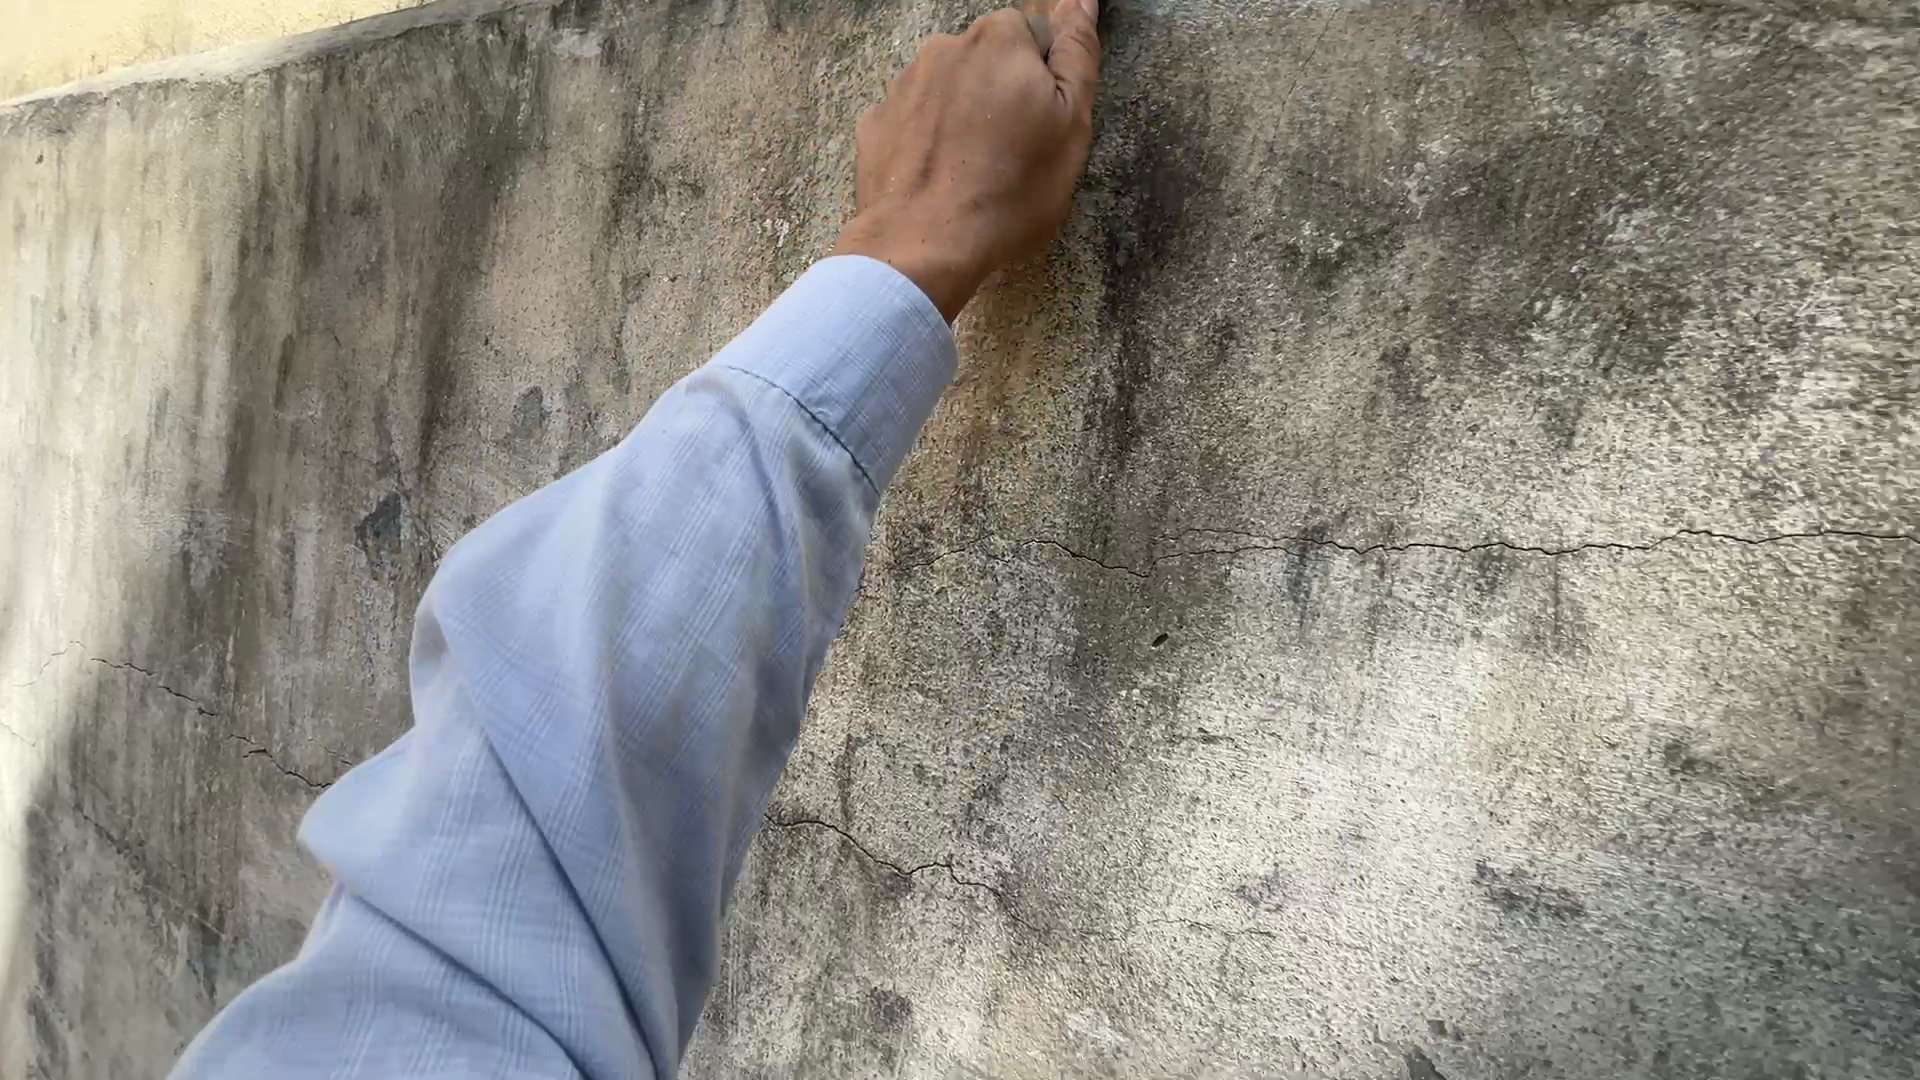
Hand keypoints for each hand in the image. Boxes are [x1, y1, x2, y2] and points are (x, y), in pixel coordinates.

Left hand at [830, 0, 1102, 320]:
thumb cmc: (1008, 192)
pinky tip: (934, 184)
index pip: (1033, 41)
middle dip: (997, 101)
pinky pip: (909, 128)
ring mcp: (902, 86)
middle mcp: (945, 48)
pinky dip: (922, 148)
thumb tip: (1081, 2)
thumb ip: (1078, 57)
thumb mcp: (1070, 128)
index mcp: (999, 40)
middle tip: (1005, 162)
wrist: (925, 244)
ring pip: (944, 95)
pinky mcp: (874, 127)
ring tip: (967, 178)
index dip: (1042, 88)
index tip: (1040, 132)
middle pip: (984, 67)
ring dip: (958, 123)